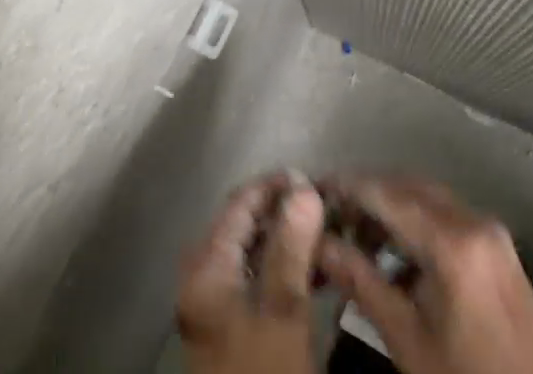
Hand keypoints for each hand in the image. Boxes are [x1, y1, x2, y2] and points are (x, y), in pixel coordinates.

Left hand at [176, 173, 324, 373]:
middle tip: (327, 205)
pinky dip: (283, 267)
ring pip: (253, 250)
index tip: (314, 178)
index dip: (275, 186)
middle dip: (284, 211)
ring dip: (287, 239)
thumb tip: (303, 187)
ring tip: (329, 233)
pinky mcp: (231, 321)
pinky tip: (316, 270)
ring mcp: (215, 299)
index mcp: (205, 265)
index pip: (239, 204)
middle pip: (244, 225)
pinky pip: (256, 277)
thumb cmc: (262, 369)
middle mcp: (203, 274)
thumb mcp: (281, 310)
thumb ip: (289, 246)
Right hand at [319, 176, 532, 373]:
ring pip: (426, 199)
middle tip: (326, 217)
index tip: (306, 190)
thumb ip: (359, 280)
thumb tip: (315, 242)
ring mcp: (491, 233)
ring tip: (352, 240)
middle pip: (405, 186)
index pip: (383, 192)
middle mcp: (474, 221)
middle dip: (363, 195)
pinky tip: (391, 258)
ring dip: (388, 209)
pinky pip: (446, 218)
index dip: (342, 187)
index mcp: (452, 241)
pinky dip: (414, 225)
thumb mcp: (406, 335)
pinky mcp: (498, 249)